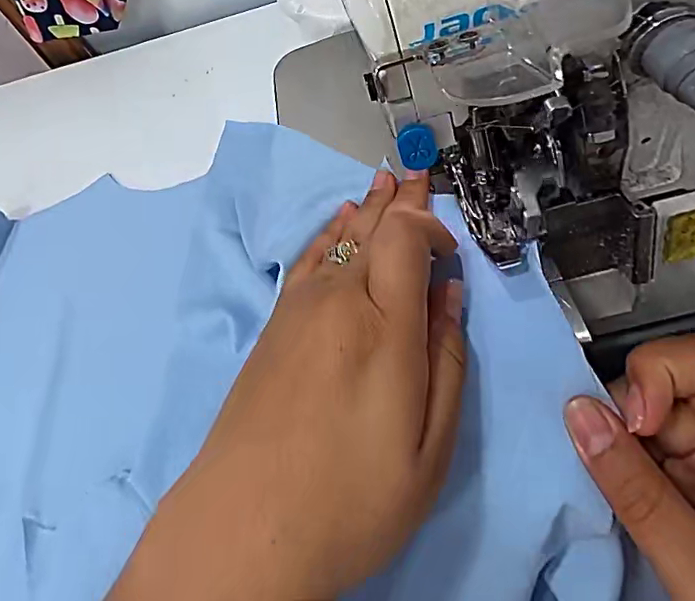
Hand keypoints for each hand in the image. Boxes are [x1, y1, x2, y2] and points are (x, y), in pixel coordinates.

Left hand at [108, 168, 466, 600]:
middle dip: (400, 200)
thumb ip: (446, 360)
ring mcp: (300, 306)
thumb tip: (449, 294)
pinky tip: (339, 222)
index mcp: (383, 324)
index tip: (450, 247)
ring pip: (340, 236)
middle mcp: (338, 298)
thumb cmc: (350, 497)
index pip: (405, 237)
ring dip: (368, 208)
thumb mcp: (428, 447)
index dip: (430, 226)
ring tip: (385, 182)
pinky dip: (329, 231)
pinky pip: (309, 256)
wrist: (244, 523)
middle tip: (416, 172)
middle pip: (373, 227)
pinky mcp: (276, 320)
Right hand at [564, 335, 694, 600]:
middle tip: (602, 457)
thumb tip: (583, 417)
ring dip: (615, 446)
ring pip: (649, 425)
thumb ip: (644, 497)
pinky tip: (612, 498)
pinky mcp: (694, 506)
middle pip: (670, 392)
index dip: (659, 374)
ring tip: (609, 490)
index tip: (627, 419)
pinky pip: (642, 461)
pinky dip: (615, 471)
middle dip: (625, 415)